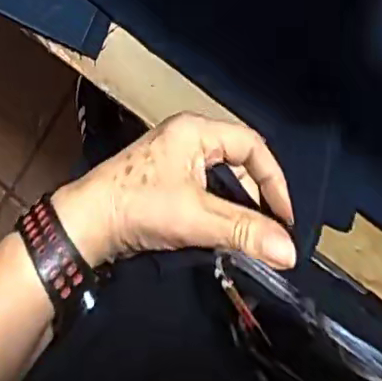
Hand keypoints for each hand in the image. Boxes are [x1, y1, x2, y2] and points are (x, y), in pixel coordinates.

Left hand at [48, 112, 296, 270]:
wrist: (91, 219)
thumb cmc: (139, 205)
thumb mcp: (197, 217)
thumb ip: (245, 230)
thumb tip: (290, 250)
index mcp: (193, 130)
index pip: (251, 144)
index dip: (274, 180)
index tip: (285, 218)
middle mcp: (185, 135)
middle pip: (239, 158)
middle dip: (258, 193)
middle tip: (271, 230)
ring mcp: (174, 154)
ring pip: (222, 174)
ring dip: (240, 203)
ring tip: (251, 235)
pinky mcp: (166, 176)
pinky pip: (206, 186)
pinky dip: (221, 207)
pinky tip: (225, 231)